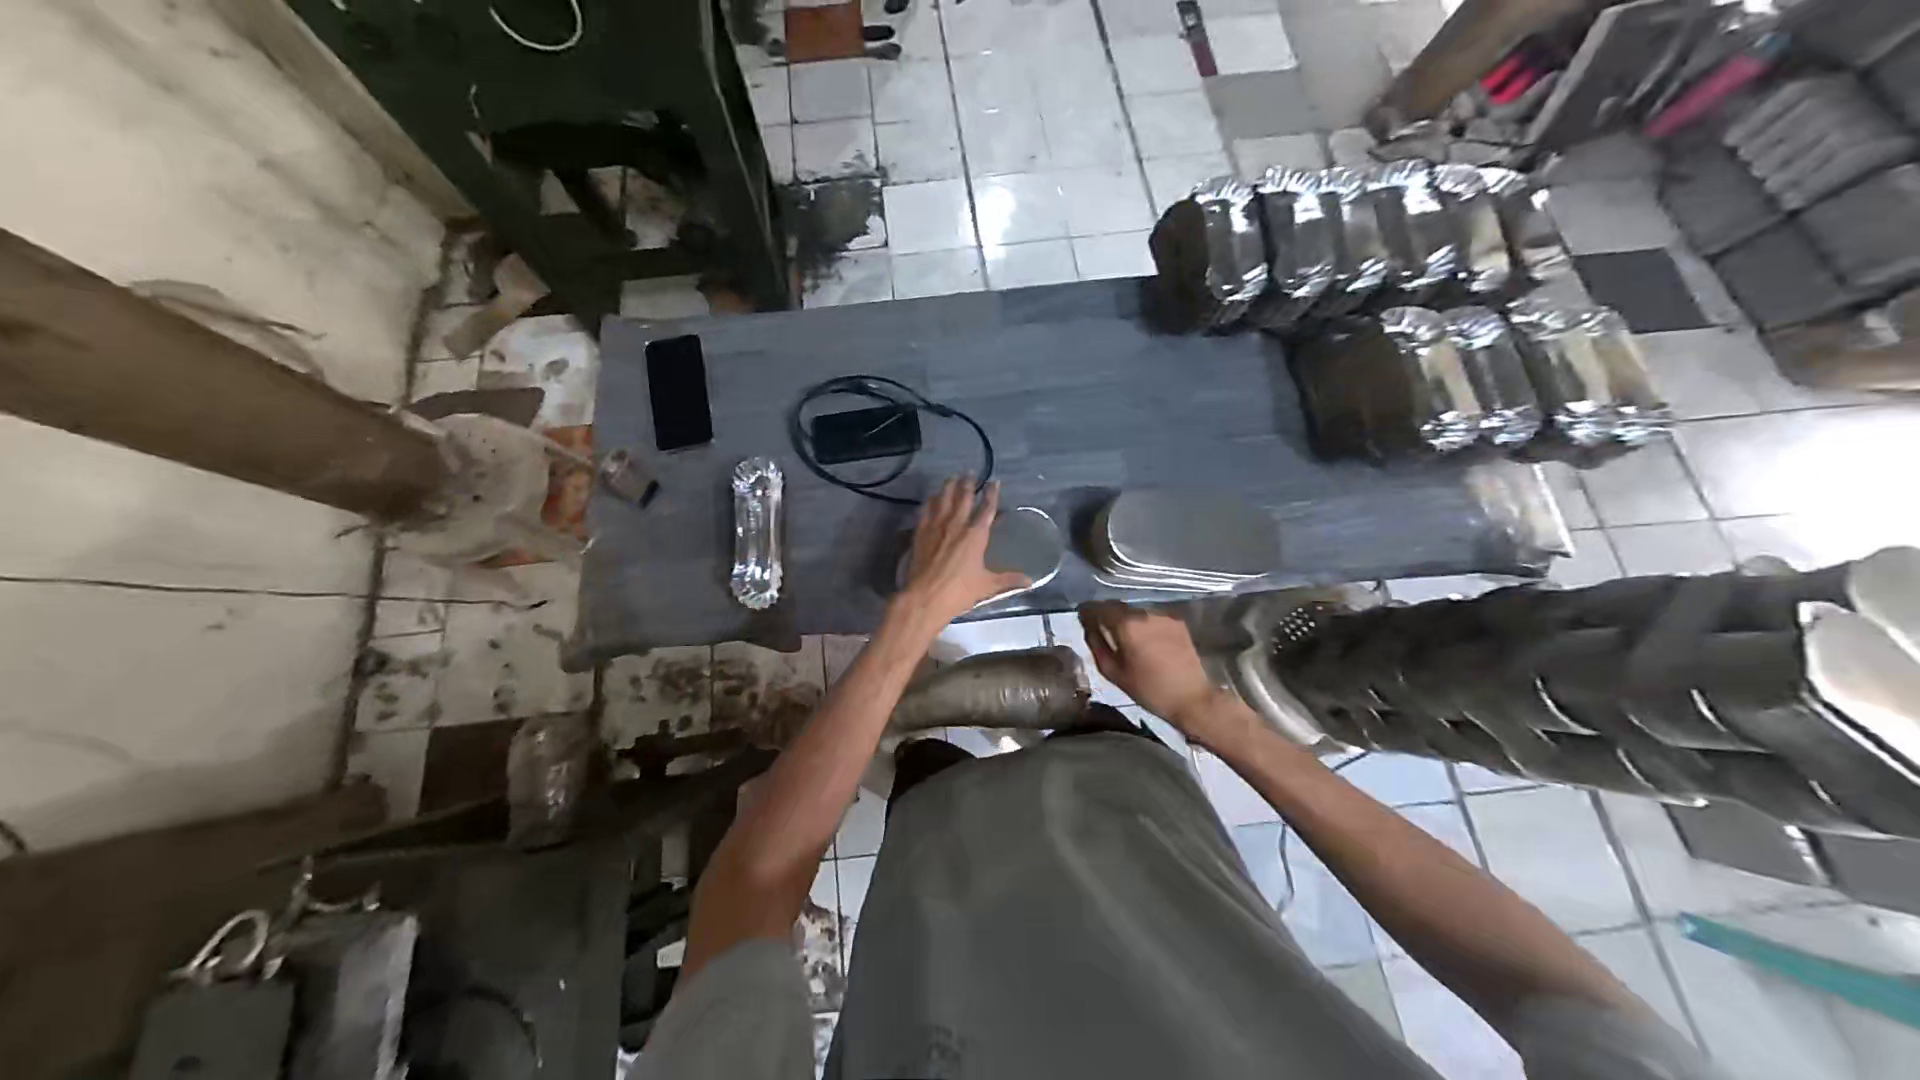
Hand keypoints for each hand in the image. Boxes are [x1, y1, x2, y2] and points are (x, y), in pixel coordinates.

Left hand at [898, 476, 1031, 626]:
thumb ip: (1009, 579)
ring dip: (949, 486)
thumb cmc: (960, 592)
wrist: (925, 597)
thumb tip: (1031, 581)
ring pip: (943, 499)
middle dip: (968, 483)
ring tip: (952, 477)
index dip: (992, 494)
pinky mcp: (921, 533)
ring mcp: (937, 527)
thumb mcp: (987, 586)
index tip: (995, 482)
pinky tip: (931, 497)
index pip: (987, 508)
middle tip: (970, 472)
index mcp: (976, 535)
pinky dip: (930, 502)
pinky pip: (926, 511)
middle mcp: (957, 524)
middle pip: (963, 497)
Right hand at [1077, 603, 1250, 749]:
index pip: (1098, 607)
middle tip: (1101, 629)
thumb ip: (1096, 645)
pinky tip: (1146, 641)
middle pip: (1118, 607)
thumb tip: (1088, 627)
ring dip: (1126, 619)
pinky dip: (1144, 625)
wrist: (1192, 698)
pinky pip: (1152, 618)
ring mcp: (1163, 616)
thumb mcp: (1113, 672)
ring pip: (1135, 611)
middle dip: (1107, 615)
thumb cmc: (1149, 690)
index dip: (1087, 611)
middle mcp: (1144, 613)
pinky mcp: (1178, 622)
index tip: (1082, 618)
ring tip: (1126, 637)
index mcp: (1126, 625)